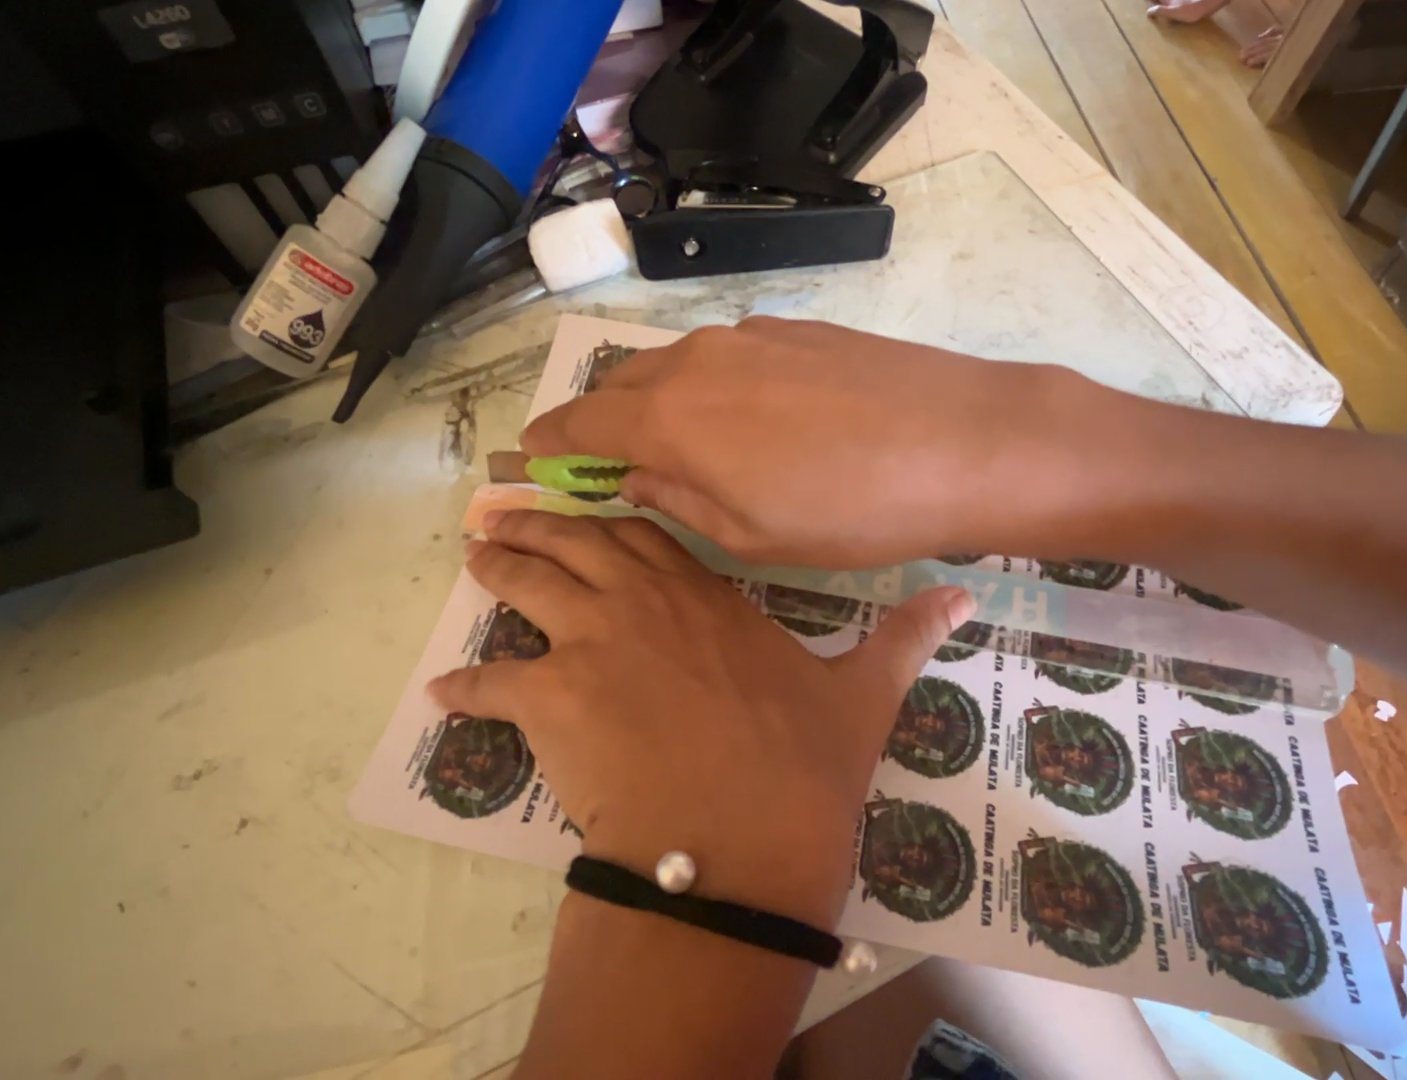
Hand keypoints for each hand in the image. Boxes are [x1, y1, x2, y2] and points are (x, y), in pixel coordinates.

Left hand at [427, 510, 974, 925]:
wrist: (740, 844)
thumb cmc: (801, 767)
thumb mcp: (863, 695)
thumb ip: (904, 637)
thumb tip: (963, 597)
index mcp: (706, 598)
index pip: (649, 537)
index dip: (612, 516)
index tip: (585, 502)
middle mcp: (641, 606)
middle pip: (578, 546)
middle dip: (540, 527)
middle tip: (505, 515)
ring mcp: (589, 648)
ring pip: (528, 590)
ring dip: (497, 572)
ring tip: (473, 560)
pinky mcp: (549, 705)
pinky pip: (492, 689)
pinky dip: (465, 692)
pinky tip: (442, 695)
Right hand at [521, 317, 1148, 566]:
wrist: (966, 443)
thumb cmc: (851, 511)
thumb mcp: (749, 533)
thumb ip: (676, 496)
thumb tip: (634, 474)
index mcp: (672, 415)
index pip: (580, 422)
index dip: (552, 445)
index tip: (535, 463)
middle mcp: (697, 360)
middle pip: (623, 386)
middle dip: (603, 424)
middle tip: (606, 464)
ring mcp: (751, 335)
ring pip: (677, 368)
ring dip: (660, 404)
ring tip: (679, 447)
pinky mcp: (799, 328)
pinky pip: (728, 357)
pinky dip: (713, 387)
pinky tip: (749, 421)